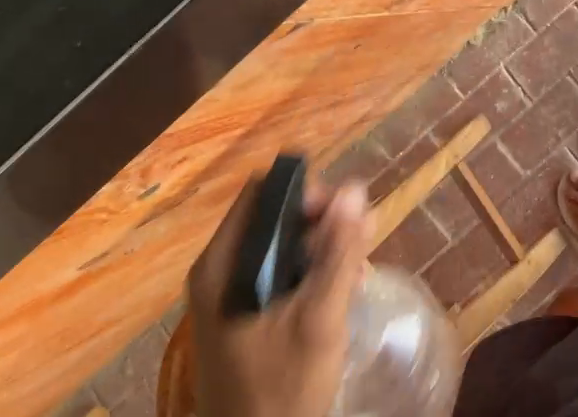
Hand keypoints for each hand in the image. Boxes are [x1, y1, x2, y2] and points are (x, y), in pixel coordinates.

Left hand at [184, 171, 371, 416]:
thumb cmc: (281, 388)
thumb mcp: (319, 318)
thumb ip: (338, 252)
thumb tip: (356, 188)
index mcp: (223, 263)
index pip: (263, 191)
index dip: (306, 192)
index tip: (342, 215)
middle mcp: (219, 268)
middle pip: (274, 215)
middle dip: (321, 223)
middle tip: (358, 246)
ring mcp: (227, 292)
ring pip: (280, 243)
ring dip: (321, 248)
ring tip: (355, 273)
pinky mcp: (240, 312)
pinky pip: (277, 270)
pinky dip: (308, 272)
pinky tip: (337, 292)